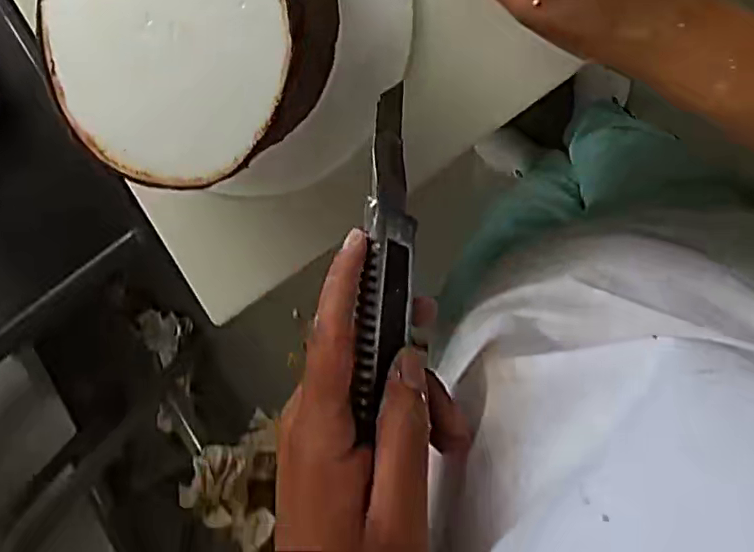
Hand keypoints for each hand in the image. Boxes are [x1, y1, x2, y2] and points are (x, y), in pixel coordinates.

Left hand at [277, 230, 469, 551]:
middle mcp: (306, 413)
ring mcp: (309, 427)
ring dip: (408, 398)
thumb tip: (407, 365)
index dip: (344, 280)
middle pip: (356, 355)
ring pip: (362, 380)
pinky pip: (355, 404)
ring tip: (445, 442)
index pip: (330, 332)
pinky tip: (421, 443)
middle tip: (447, 396)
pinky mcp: (318, 440)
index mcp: (319, 423)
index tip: (357, 242)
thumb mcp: (397, 510)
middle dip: (405, 361)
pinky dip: (391, 412)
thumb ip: (403, 430)